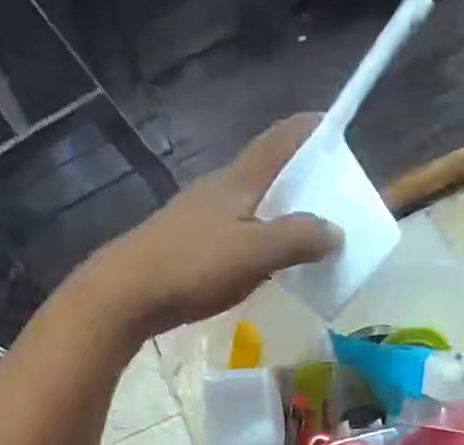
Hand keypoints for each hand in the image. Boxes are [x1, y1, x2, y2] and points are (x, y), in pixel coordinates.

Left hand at [72, 114, 342, 337]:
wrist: (124, 295)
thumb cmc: (193, 266)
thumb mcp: (255, 253)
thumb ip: (298, 239)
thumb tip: (335, 232)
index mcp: (238, 179)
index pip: (282, 138)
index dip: (312, 130)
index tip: (339, 137)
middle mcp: (216, 189)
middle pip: (265, 172)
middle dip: (298, 181)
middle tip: (328, 205)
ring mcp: (194, 217)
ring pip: (245, 206)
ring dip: (274, 216)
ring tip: (298, 242)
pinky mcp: (180, 245)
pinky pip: (227, 234)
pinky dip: (250, 242)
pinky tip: (254, 269)